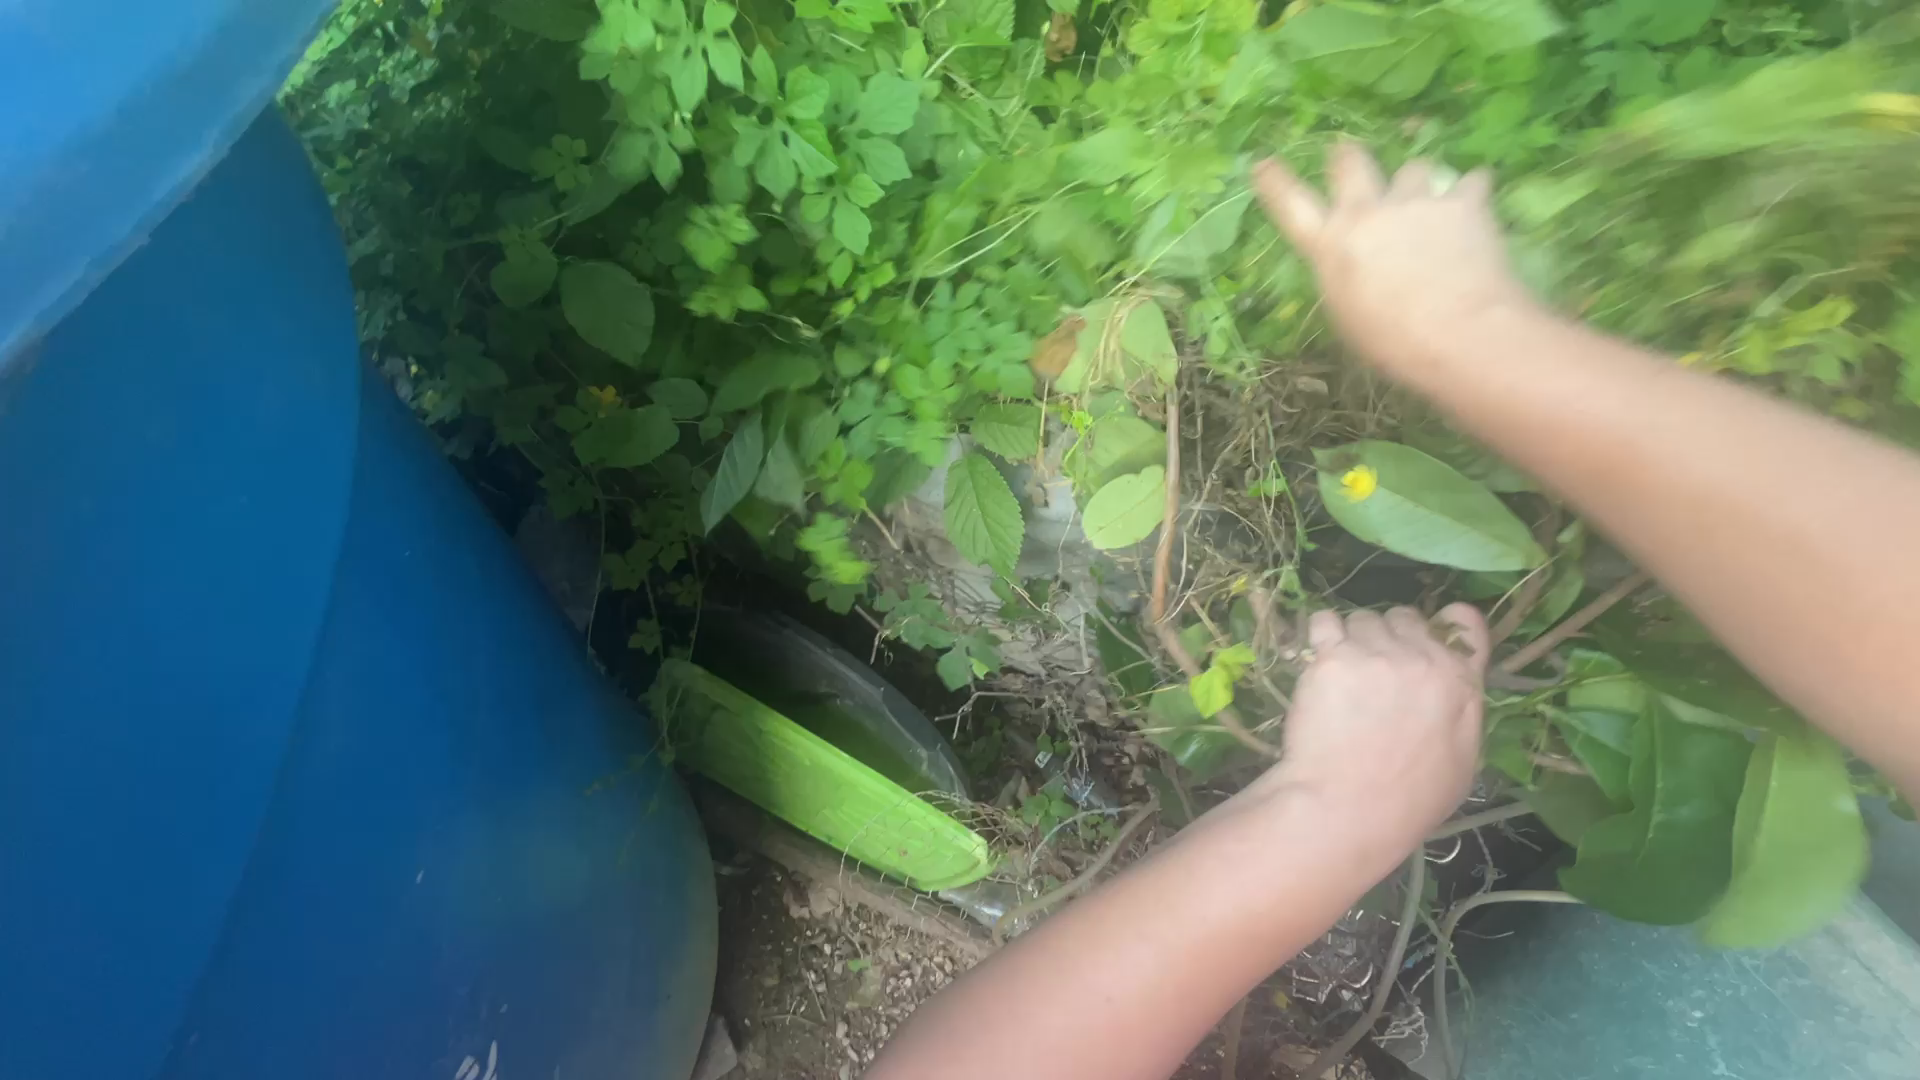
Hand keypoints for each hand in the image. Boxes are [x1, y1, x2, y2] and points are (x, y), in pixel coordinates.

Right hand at [1252, 143, 1532, 380]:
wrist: (1457, 332)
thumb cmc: (1389, 340)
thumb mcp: (1346, 311)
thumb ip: (1343, 274)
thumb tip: (1351, 262)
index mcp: (1329, 245)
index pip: (1291, 204)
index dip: (1275, 181)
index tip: (1263, 163)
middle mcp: (1367, 213)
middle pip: (1350, 162)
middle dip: (1347, 156)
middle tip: (1347, 155)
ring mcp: (1415, 201)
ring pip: (1413, 168)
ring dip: (1415, 181)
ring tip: (1426, 200)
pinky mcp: (1464, 201)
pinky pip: (1469, 182)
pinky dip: (1468, 192)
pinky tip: (1472, 208)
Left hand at [1263, 605, 1490, 859]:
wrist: (1348, 803)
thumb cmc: (1408, 796)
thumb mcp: (1461, 757)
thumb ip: (1458, 708)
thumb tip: (1446, 683)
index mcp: (1461, 683)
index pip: (1463, 623)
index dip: (1438, 624)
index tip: (1418, 636)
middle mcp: (1420, 658)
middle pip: (1402, 617)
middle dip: (1387, 635)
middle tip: (1370, 666)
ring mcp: (1374, 653)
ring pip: (1361, 619)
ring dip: (1350, 636)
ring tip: (1340, 670)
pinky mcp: (1331, 657)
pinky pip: (1323, 622)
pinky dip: (1319, 634)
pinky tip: (1316, 658)